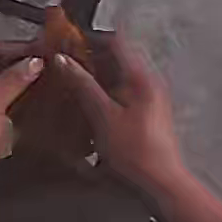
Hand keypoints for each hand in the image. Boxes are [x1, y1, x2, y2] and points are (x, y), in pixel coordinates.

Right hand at [50, 35, 187, 190]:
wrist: (160, 184)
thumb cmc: (134, 150)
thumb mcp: (102, 114)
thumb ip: (82, 84)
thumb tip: (62, 59)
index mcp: (141, 77)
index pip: (116, 41)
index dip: (90, 37)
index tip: (66, 40)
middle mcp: (147, 82)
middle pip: (115, 56)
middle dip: (87, 55)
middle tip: (61, 59)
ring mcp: (146, 98)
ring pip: (115, 74)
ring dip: (92, 73)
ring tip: (66, 78)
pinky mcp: (142, 112)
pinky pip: (118, 90)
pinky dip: (99, 88)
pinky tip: (81, 99)